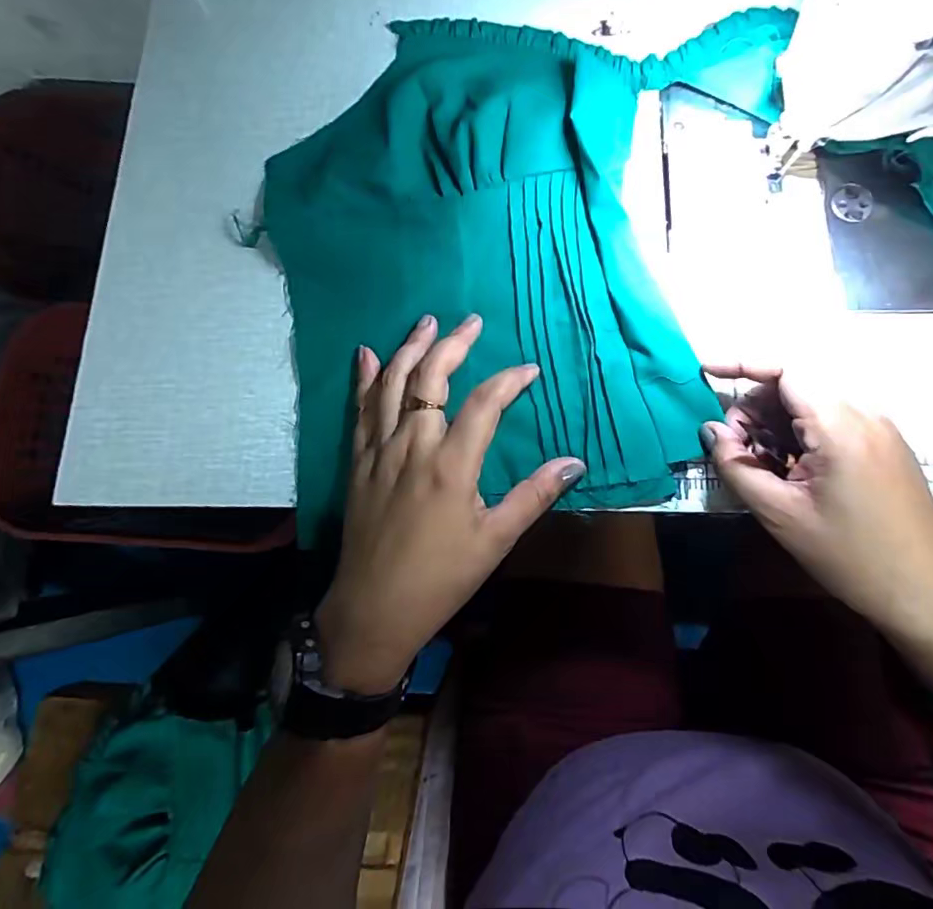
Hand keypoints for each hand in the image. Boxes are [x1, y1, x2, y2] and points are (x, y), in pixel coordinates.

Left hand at [316, 314, 585, 692]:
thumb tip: (575, 463)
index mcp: (451, 464)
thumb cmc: (442, 577)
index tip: (530, 370)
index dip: (509, 379)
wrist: (373, 610)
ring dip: (410, 348)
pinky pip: (359, 410)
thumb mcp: (496, 539)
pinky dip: (365, 379)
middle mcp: (412, 446)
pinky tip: (368, 354)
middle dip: (453, 345)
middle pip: (430, 379)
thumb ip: (535, 495)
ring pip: (391, 385)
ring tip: (427, 322)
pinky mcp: (358, 463)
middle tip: (472, 321)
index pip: (485, 403)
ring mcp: (379, 452)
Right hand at [700, 364, 932, 697]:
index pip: (785, 369)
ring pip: (816, 403)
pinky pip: (837, 421)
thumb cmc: (851, 558)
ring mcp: (881, 428)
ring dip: (779, 421)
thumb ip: (738, 466)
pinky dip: (805, 433)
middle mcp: (865, 413)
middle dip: (757, 404)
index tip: (707, 372)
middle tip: (733, 445)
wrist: (928, 593)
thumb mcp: (782, 515)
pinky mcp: (888, 445)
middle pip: (799, 384)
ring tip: (760, 462)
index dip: (742, 364)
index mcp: (840, 424)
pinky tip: (792, 468)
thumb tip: (711, 430)